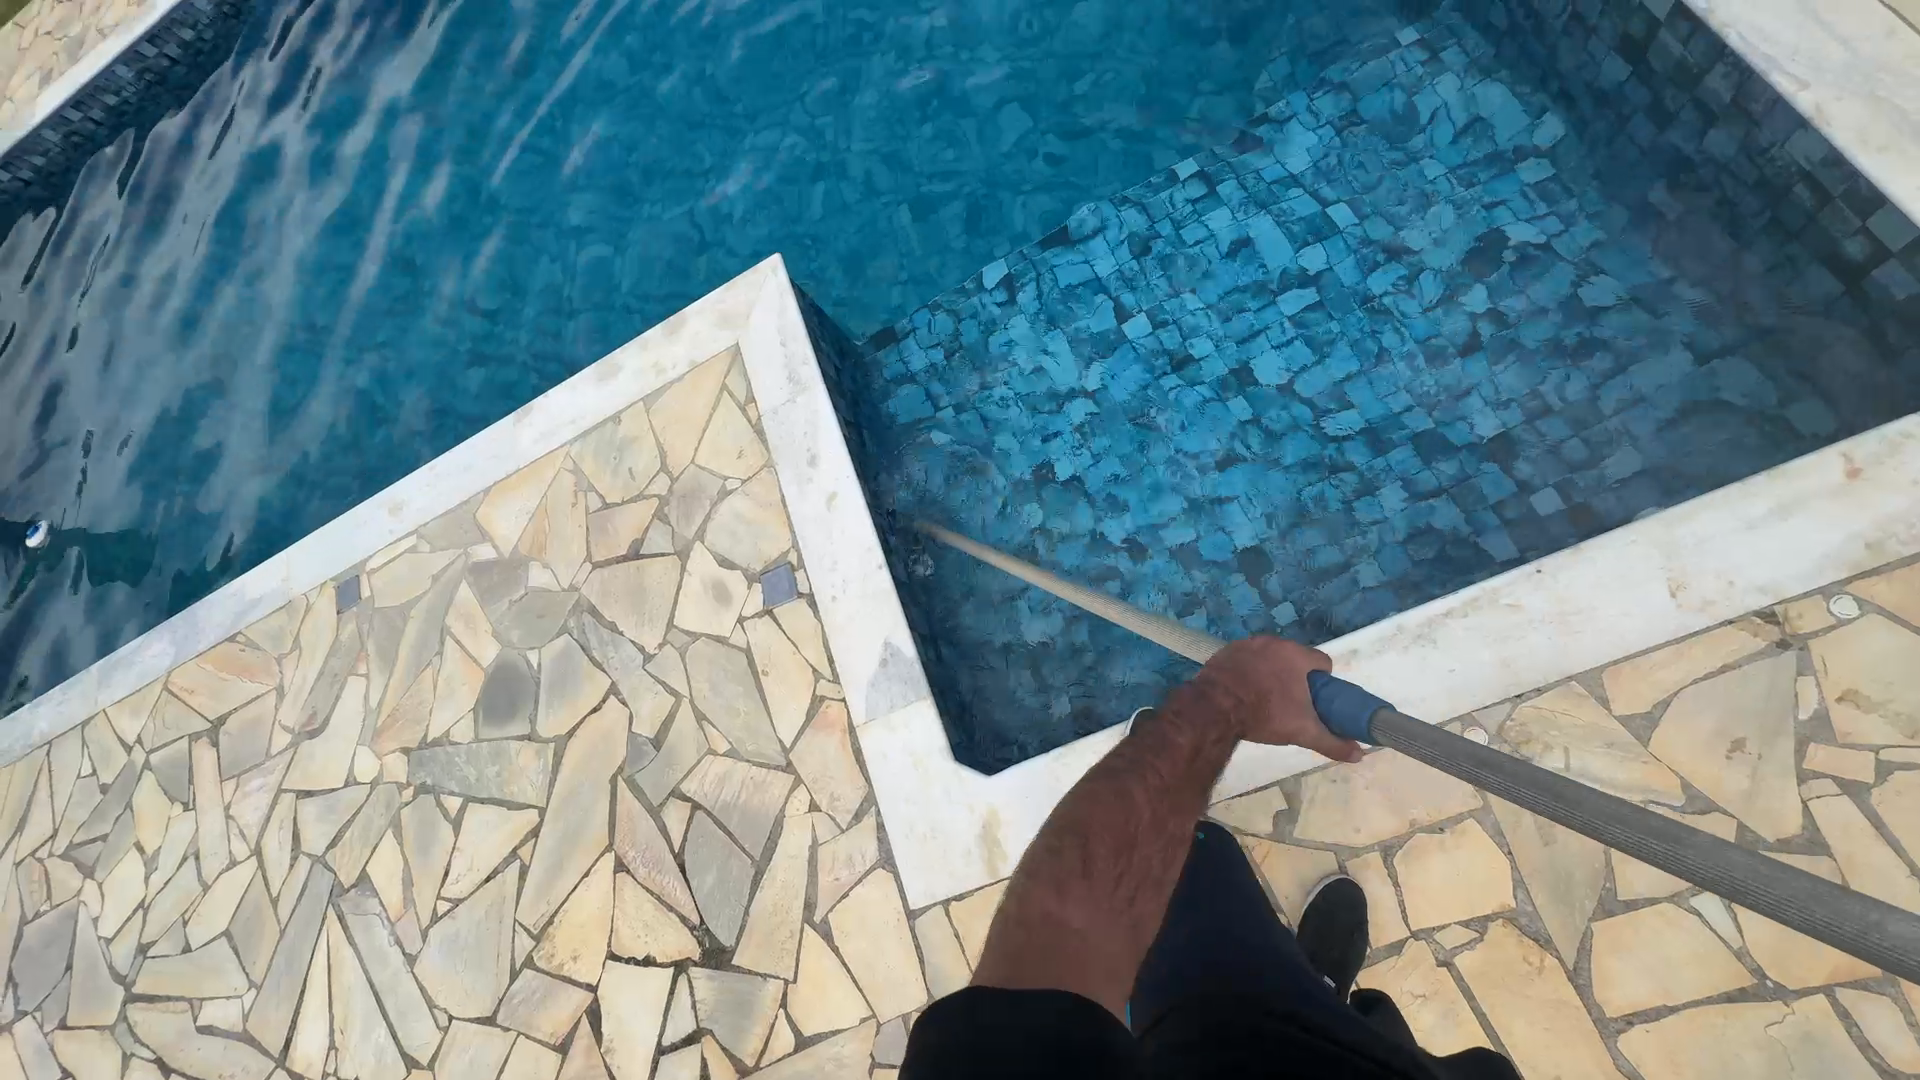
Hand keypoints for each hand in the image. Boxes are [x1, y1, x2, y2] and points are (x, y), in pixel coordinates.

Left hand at [1182, 636, 1362, 762]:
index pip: (1321, 661)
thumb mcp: (1303, 731)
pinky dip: (1248, 669)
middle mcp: (1272, 642)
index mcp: (1295, 655)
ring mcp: (1245, 644)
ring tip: (1266, 696)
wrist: (1213, 709)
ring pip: (1268, 656)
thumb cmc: (1264, 715)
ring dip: (1271, 670)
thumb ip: (1333, 742)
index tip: (1316, 698)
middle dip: (1296, 675)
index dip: (1323, 680)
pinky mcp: (1224, 651)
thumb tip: (1359, 755)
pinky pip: (1245, 658)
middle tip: (1292, 700)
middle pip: (1294, 656)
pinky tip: (1243, 689)